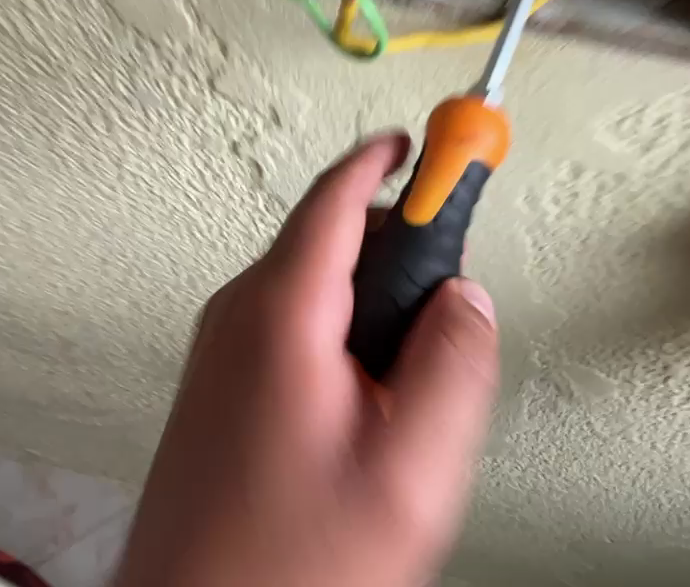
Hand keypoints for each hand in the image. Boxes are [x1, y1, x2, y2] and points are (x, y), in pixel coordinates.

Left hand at [114, 133, 500, 586]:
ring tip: (413, 366)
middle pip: (330, 236)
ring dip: (372, 295)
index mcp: (279, 312)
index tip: (427, 145)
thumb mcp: (408, 471)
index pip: (338, 197)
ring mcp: (224, 348)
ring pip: (315, 280)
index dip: (387, 159)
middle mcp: (239, 315)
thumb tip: (466, 299)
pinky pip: (294, 318)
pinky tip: (369, 394)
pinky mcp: (223, 380)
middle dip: (397, 245)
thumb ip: (453, 365)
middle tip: (444, 290)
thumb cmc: (284, 566)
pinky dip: (343, 325)